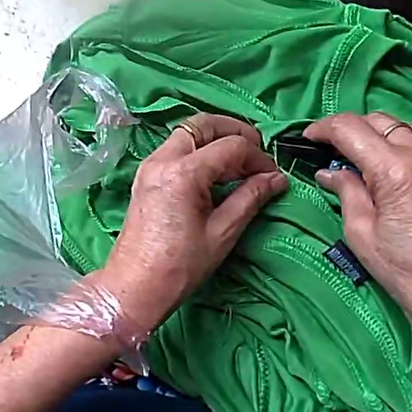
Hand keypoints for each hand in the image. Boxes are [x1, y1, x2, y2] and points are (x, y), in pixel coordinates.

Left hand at [93, 114, 286, 336]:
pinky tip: (217, 173)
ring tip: (240, 165)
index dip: (257, 157)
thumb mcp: (223, 232)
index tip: (272, 175)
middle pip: (204, 124)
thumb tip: (276, 178)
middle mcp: (162, 159)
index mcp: (183, 173)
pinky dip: (199, 150)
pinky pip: (176, 148)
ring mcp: (150, 166)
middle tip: (257, 152)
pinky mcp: (145, 176)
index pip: (231, 146)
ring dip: (216, 139)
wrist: (135, 287)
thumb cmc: (180, 266)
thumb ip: (250, 197)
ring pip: (188, 133)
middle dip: (235, 131)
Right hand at [305, 112, 411, 339]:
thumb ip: (345, 191)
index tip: (312, 138)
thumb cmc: (406, 271)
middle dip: (353, 132)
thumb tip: (329, 172)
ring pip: (408, 127)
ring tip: (377, 163)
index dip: (324, 128)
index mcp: (394, 170)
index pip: (350, 128)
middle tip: (339, 154)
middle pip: (379, 121)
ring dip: (386, 138)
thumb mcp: (361, 233)